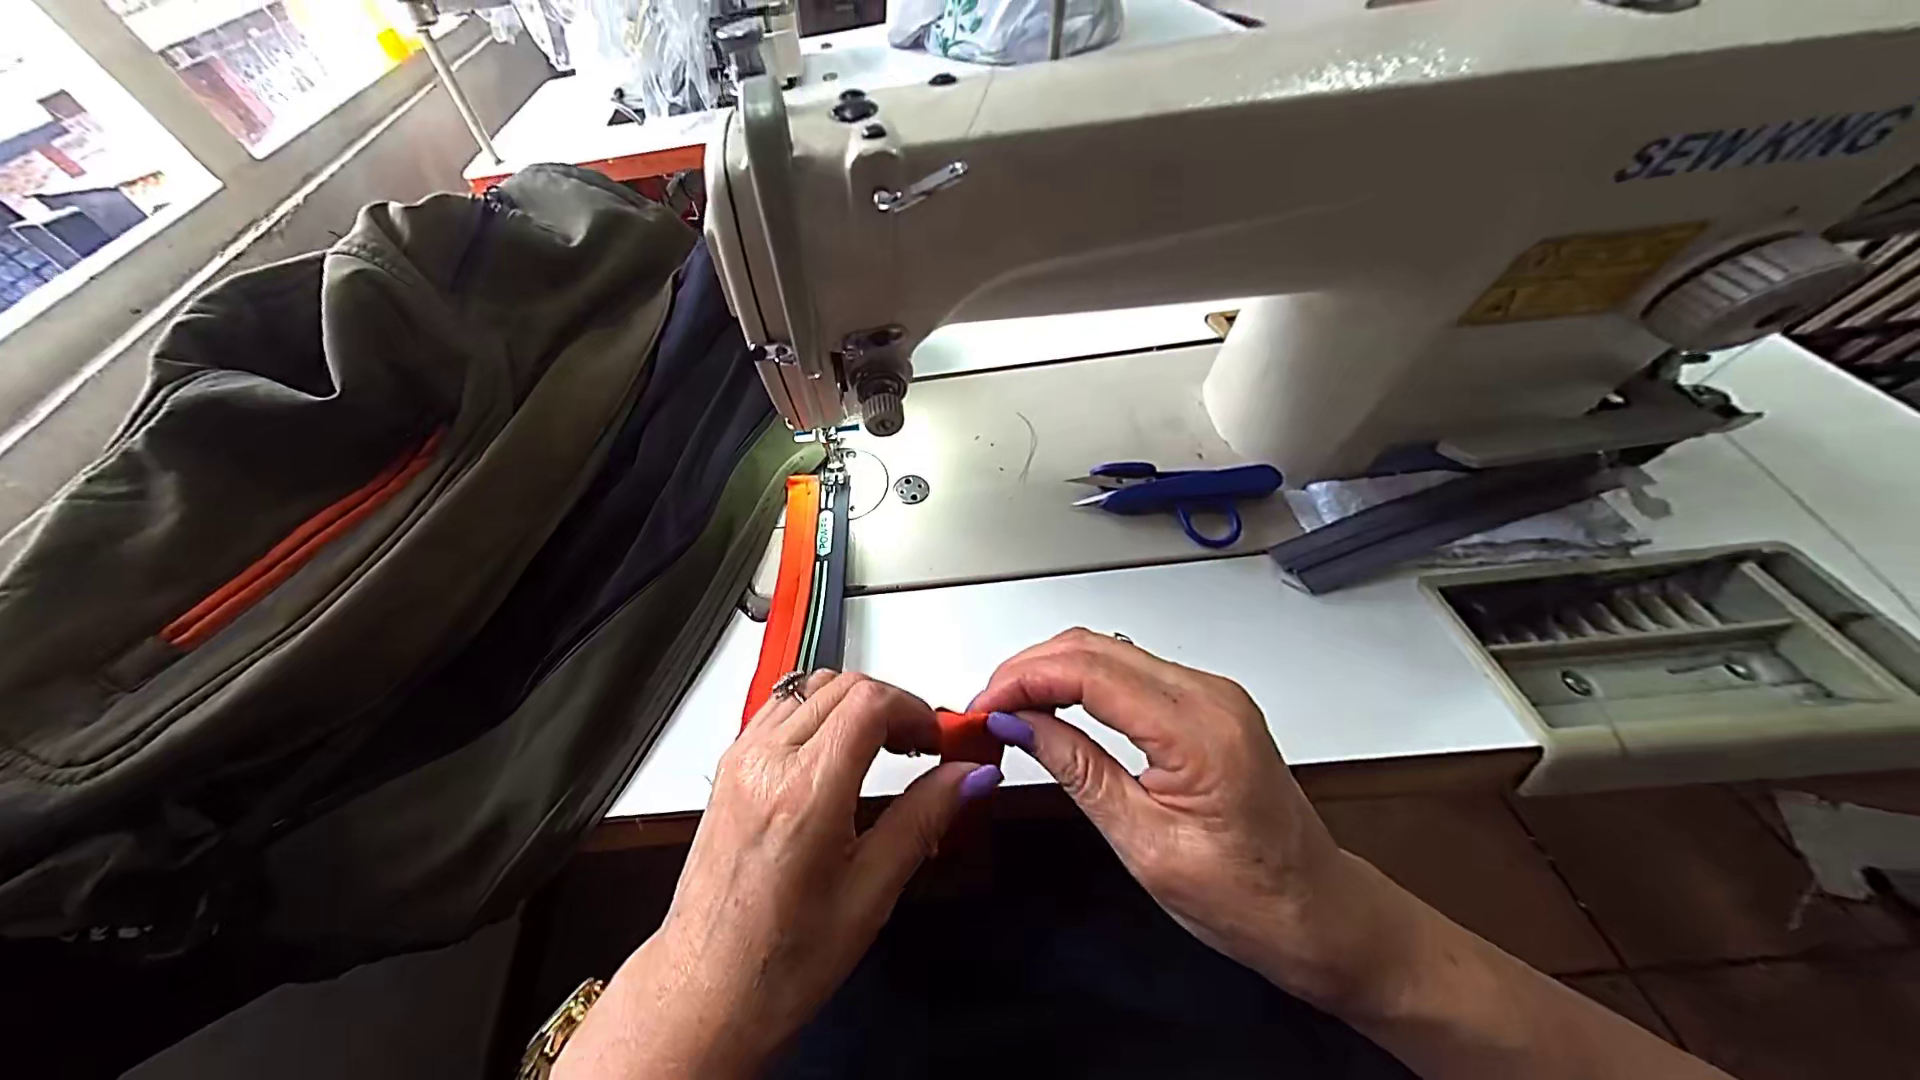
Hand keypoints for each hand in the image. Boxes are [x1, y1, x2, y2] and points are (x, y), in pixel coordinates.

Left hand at [555, 671, 1002, 1079]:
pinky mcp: (732, 766)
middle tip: (920, 743)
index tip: (935, 738)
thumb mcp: (871, 891)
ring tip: (884, 744)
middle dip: (895, 704)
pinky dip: (823, 710)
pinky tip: (841, 747)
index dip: (916, 709)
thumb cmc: (778, 960)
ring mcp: (743, 760)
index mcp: (804, 795)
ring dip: (859, 703)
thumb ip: (925, 817)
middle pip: (846, 685)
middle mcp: (766, 765)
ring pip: (815, 686)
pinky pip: (784, 705)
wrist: (706, 990)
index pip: (870, 702)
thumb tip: (968, 776)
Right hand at [970, 629, 1406, 1010]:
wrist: (1317, 911)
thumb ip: (1077, 769)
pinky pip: (1128, 668)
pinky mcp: (1203, 700)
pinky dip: (1080, 678)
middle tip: (989, 703)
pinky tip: (1054, 701)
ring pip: (1107, 649)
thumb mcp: (1143, 844)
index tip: (987, 702)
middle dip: (1030, 667)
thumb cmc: (1250, 897)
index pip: (1090, 672)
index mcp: (1200, 732)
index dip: (1026, 678)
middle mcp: (1210, 695)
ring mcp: (1210, 692)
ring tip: (1012, 704)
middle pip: (1095, 646)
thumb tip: (1021, 724)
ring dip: (1052, 669)